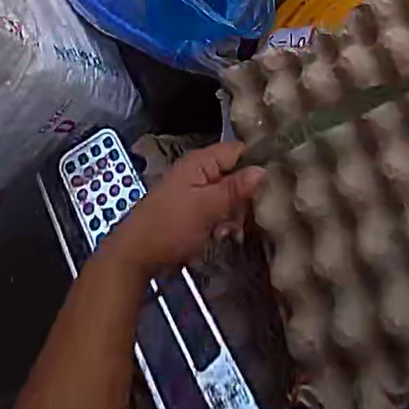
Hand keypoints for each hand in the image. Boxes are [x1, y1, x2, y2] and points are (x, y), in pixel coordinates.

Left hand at [100, 143, 265, 277]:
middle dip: (243, 197)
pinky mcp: (192, 209)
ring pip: (228, 194)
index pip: (239, 151)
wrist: (135, 256)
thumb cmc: (170, 226)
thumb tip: (263, 170)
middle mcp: (199, 170)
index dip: (257, 165)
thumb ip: (235, 189)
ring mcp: (195, 190)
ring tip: (227, 231)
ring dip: (232, 213)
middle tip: (243, 218)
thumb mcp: (207, 207)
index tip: (273, 185)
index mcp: (202, 161)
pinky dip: (221, 222)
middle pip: (236, 174)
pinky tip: (219, 236)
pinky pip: (216, 209)